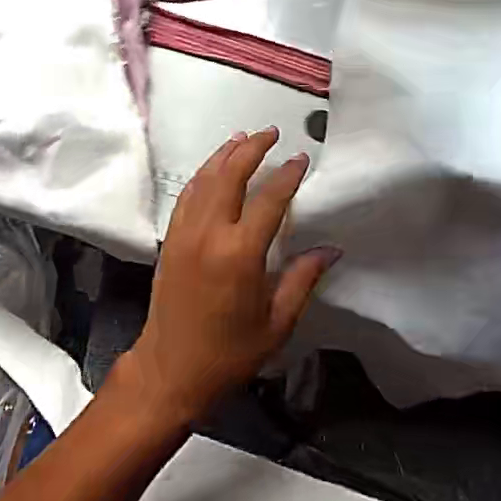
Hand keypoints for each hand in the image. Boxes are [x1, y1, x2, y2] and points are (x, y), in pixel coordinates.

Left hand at [112, 128, 340, 427]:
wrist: (170, 367)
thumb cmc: (228, 352)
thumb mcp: (277, 323)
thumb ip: (302, 279)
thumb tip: (330, 249)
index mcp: (239, 253)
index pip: (268, 199)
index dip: (287, 175)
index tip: (300, 158)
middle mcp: (209, 233)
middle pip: (230, 175)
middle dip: (252, 148)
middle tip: (271, 133)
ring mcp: (184, 232)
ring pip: (204, 179)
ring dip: (224, 154)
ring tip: (243, 138)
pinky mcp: (170, 238)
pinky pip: (187, 195)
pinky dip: (202, 175)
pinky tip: (211, 169)